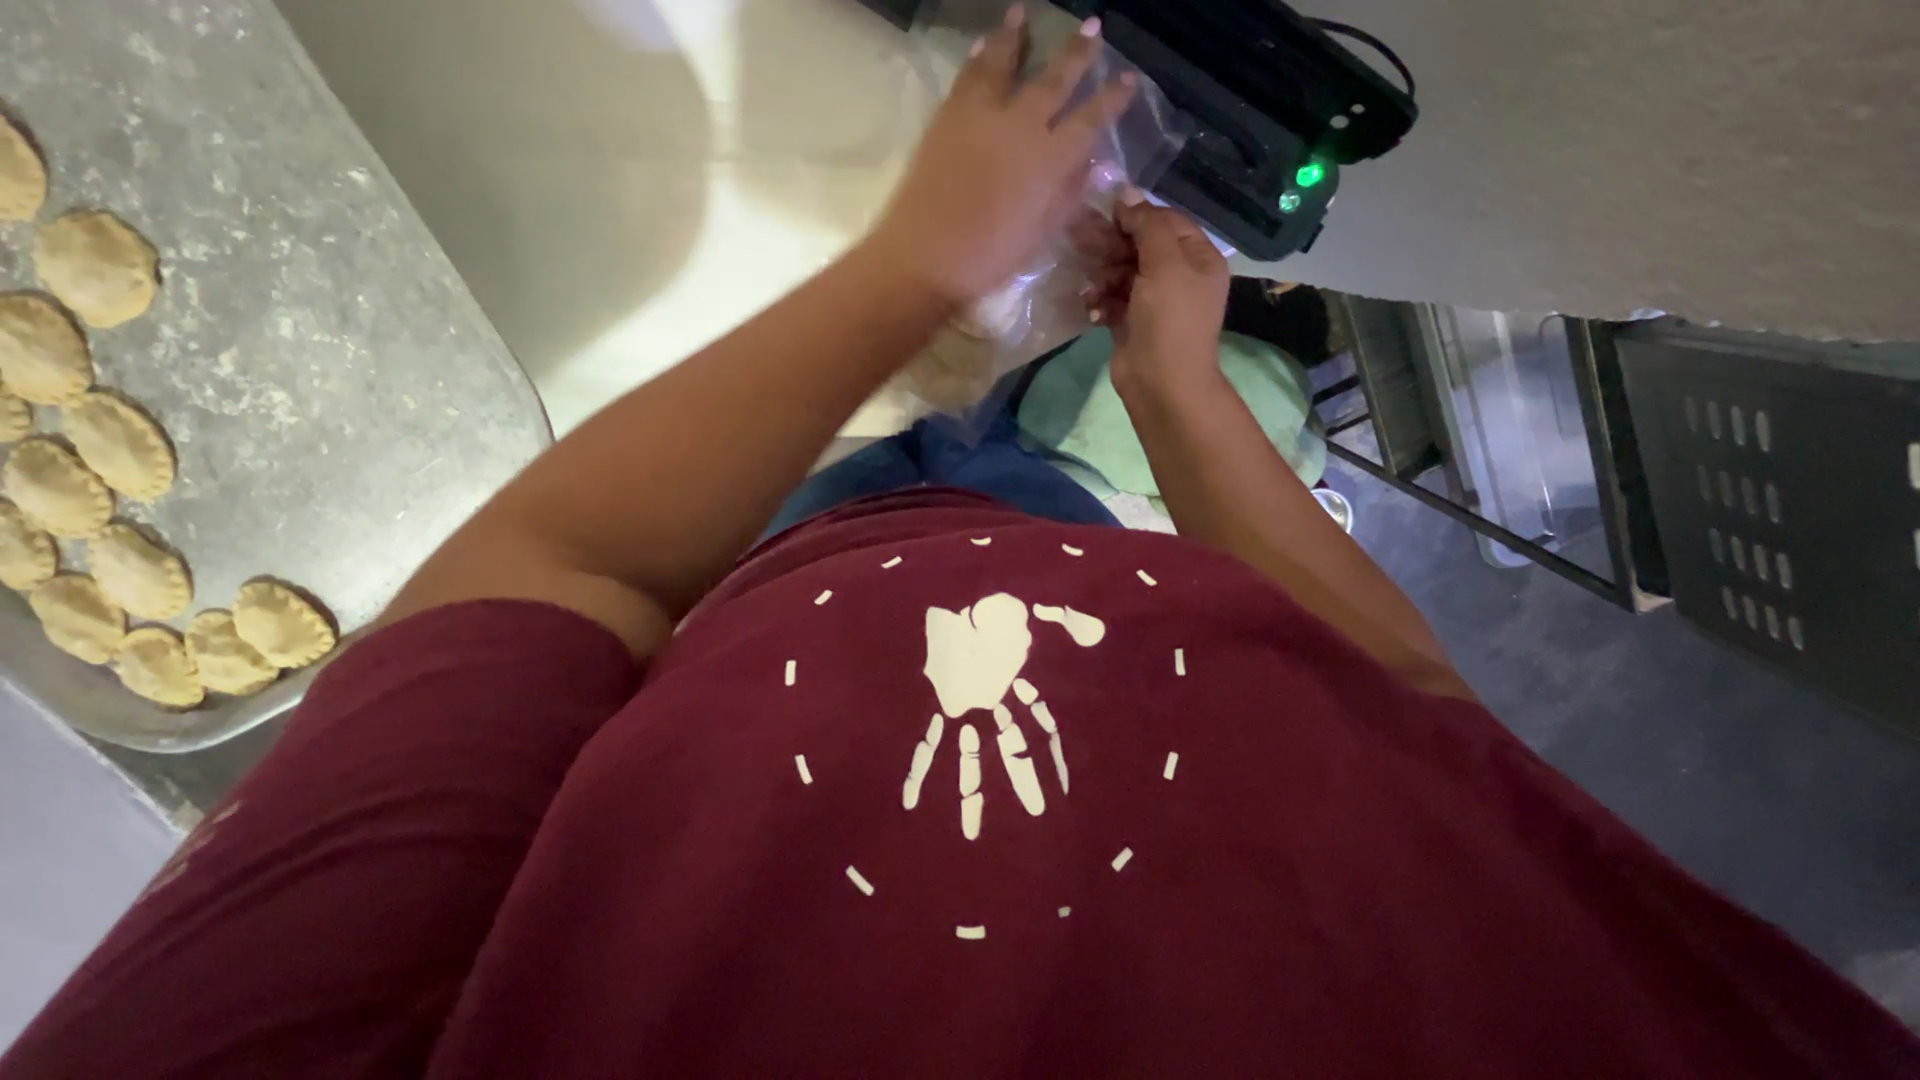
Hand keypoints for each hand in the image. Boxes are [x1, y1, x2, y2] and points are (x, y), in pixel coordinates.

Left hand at [868, 4, 1137, 306]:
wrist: (926, 258)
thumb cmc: (989, 257)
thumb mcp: (1040, 233)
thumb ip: (1071, 194)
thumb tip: (1102, 164)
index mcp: (1051, 159)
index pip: (1091, 120)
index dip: (1112, 99)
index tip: (1128, 77)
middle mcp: (1021, 126)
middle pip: (1054, 81)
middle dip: (1077, 54)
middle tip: (1094, 26)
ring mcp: (982, 116)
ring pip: (1004, 64)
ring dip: (1016, 36)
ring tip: (1022, 13)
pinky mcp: (948, 118)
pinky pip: (968, 78)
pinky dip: (978, 58)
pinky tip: (982, 45)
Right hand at [1090, 191, 1231, 395]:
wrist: (1162, 383)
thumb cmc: (1170, 319)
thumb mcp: (1165, 263)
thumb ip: (1147, 225)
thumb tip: (1127, 192)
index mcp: (1198, 258)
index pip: (1166, 222)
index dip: (1136, 215)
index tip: (1105, 213)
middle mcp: (1179, 277)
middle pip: (1140, 245)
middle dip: (1112, 244)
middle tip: (1080, 240)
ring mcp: (1154, 302)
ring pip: (1121, 272)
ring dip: (1103, 274)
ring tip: (1092, 284)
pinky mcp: (1131, 323)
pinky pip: (1112, 299)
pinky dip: (1101, 301)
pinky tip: (1093, 308)